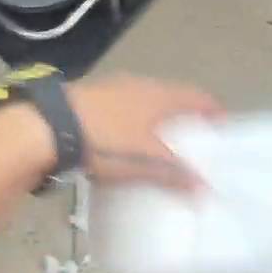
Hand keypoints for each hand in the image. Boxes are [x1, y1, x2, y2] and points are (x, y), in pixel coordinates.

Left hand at [67, 74, 223, 189]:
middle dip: (183, 114)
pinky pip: (123, 106)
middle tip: (192, 137)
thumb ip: (175, 174)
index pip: (196, 96)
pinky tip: (125, 137)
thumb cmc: (105, 140)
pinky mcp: (91, 96)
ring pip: (145, 99)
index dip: (212, 110)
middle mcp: (139, 84)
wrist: (49, 125)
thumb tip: (205, 188)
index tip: (222, 125)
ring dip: (156, 116)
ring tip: (160, 140)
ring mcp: (113, 87)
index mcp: (158, 95)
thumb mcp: (144, 161)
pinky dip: (133, 119)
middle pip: (170, 96)